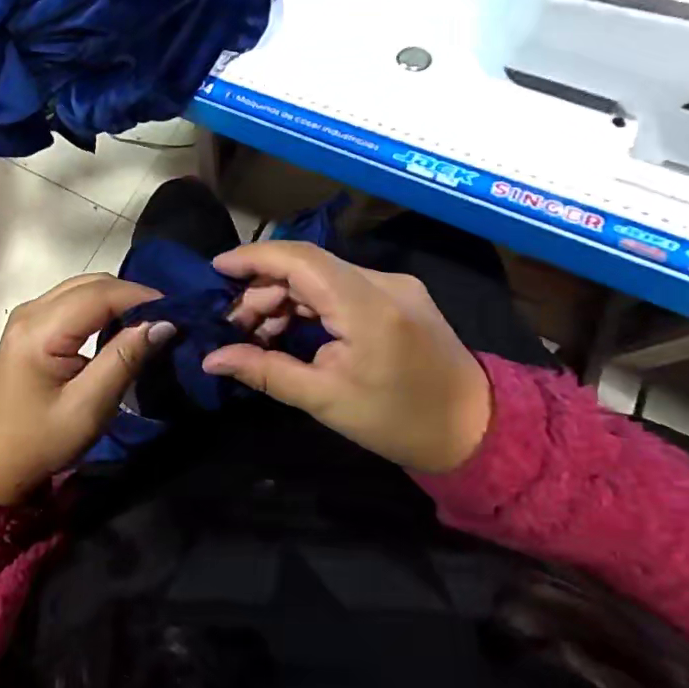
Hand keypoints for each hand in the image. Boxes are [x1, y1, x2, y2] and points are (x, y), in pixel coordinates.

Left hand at [0, 275, 174, 504]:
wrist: (2, 460)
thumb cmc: (45, 439)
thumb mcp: (89, 407)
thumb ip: (124, 360)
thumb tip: (162, 324)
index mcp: (38, 331)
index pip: (98, 294)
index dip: (140, 297)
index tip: (176, 314)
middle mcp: (30, 311)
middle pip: (91, 284)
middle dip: (132, 296)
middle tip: (166, 320)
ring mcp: (28, 313)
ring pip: (84, 287)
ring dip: (119, 299)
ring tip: (149, 323)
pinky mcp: (32, 322)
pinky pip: (75, 299)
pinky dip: (103, 306)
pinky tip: (121, 326)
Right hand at [203, 242, 491, 472]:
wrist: (476, 429)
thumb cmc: (399, 421)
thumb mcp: (326, 400)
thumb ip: (265, 371)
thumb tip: (212, 358)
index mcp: (367, 306)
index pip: (300, 259)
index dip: (253, 258)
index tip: (216, 269)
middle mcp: (382, 282)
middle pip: (306, 267)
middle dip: (262, 289)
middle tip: (234, 325)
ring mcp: (393, 285)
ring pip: (321, 276)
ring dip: (284, 298)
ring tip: (258, 334)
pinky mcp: (398, 294)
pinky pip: (340, 287)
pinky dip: (309, 303)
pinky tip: (290, 329)